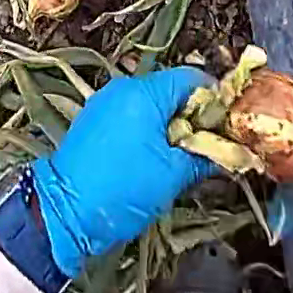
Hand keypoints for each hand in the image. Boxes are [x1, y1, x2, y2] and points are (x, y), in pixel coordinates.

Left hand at [31, 66, 218, 276]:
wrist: (61, 214)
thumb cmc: (122, 188)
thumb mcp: (171, 176)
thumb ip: (204, 157)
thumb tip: (231, 153)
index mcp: (145, 92)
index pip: (191, 78)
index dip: (213, 97)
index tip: (226, 121)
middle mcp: (124, 87)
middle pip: (171, 89)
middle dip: (192, 114)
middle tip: (208, 141)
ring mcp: (106, 101)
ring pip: (151, 103)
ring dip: (170, 123)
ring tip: (182, 154)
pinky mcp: (94, 119)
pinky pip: (131, 114)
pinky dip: (147, 128)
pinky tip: (154, 155)